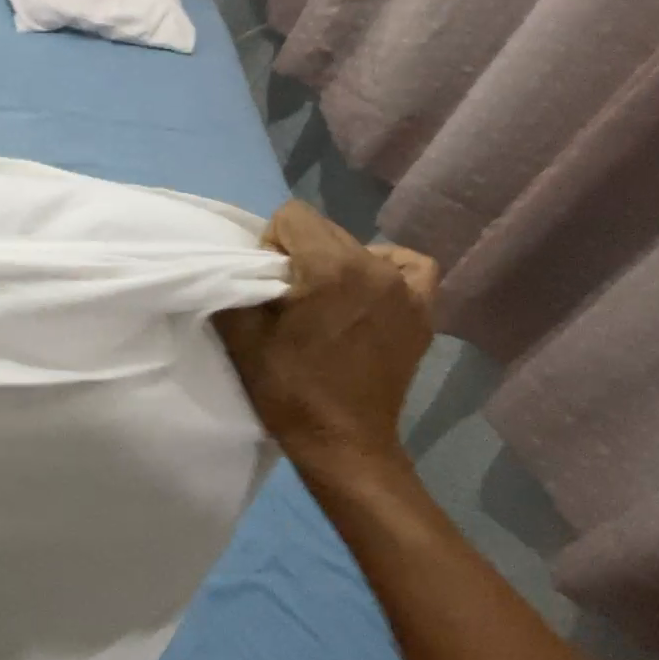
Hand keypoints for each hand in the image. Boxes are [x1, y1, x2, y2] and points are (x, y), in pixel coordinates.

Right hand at [214, 201, 437, 474]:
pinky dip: (386, 269)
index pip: (292, 216)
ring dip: (336, 264)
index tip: (269, 287)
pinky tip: (368, 292)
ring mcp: (405, 289)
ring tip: (327, 304)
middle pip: (324, 229)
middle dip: (300, 255)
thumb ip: (235, 285)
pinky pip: (409, 266)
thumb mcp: (241, 336)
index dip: (270, 247)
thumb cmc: (287, 389)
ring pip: (358, 246)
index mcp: (330, 267)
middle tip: (292, 302)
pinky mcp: (423, 311)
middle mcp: (374, 267)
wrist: (342, 443)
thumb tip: (237, 265)